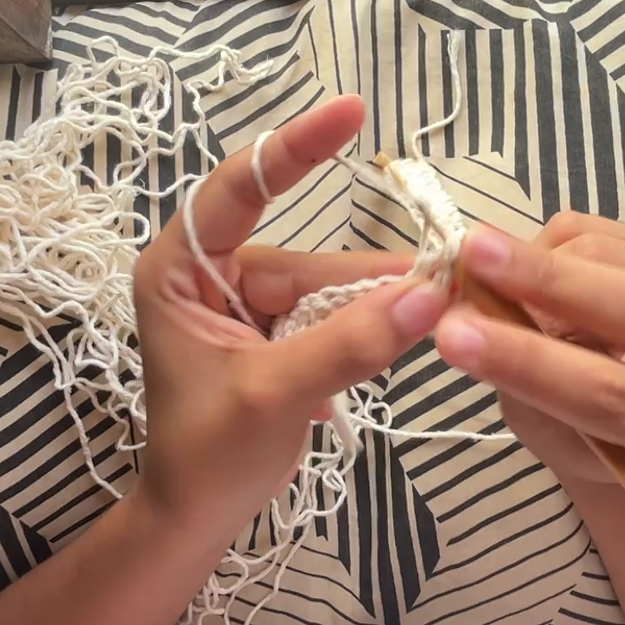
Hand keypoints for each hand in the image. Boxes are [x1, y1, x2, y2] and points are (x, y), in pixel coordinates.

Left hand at [133, 96, 448, 537]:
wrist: (199, 513)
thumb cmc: (208, 455)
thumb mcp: (272, 396)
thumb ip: (346, 345)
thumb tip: (427, 299)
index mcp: (180, 270)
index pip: (238, 190)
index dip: (294, 149)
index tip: (352, 111)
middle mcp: (213, 274)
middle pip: (304, 255)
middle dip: (368, 275)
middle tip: (443, 277)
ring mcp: (249, 303)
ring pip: (328, 288)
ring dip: (377, 304)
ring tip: (438, 311)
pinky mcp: (278, 332)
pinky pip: (332, 314)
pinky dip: (368, 324)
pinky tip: (405, 331)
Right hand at [433, 213, 624, 485]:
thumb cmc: (577, 435)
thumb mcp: (541, 427)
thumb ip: (515, 378)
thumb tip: (457, 316)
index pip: (609, 395)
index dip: (528, 362)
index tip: (455, 336)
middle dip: (544, 281)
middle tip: (470, 256)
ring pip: (619, 259)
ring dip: (538, 257)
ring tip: (479, 265)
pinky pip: (606, 230)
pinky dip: (550, 240)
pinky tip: (519, 261)